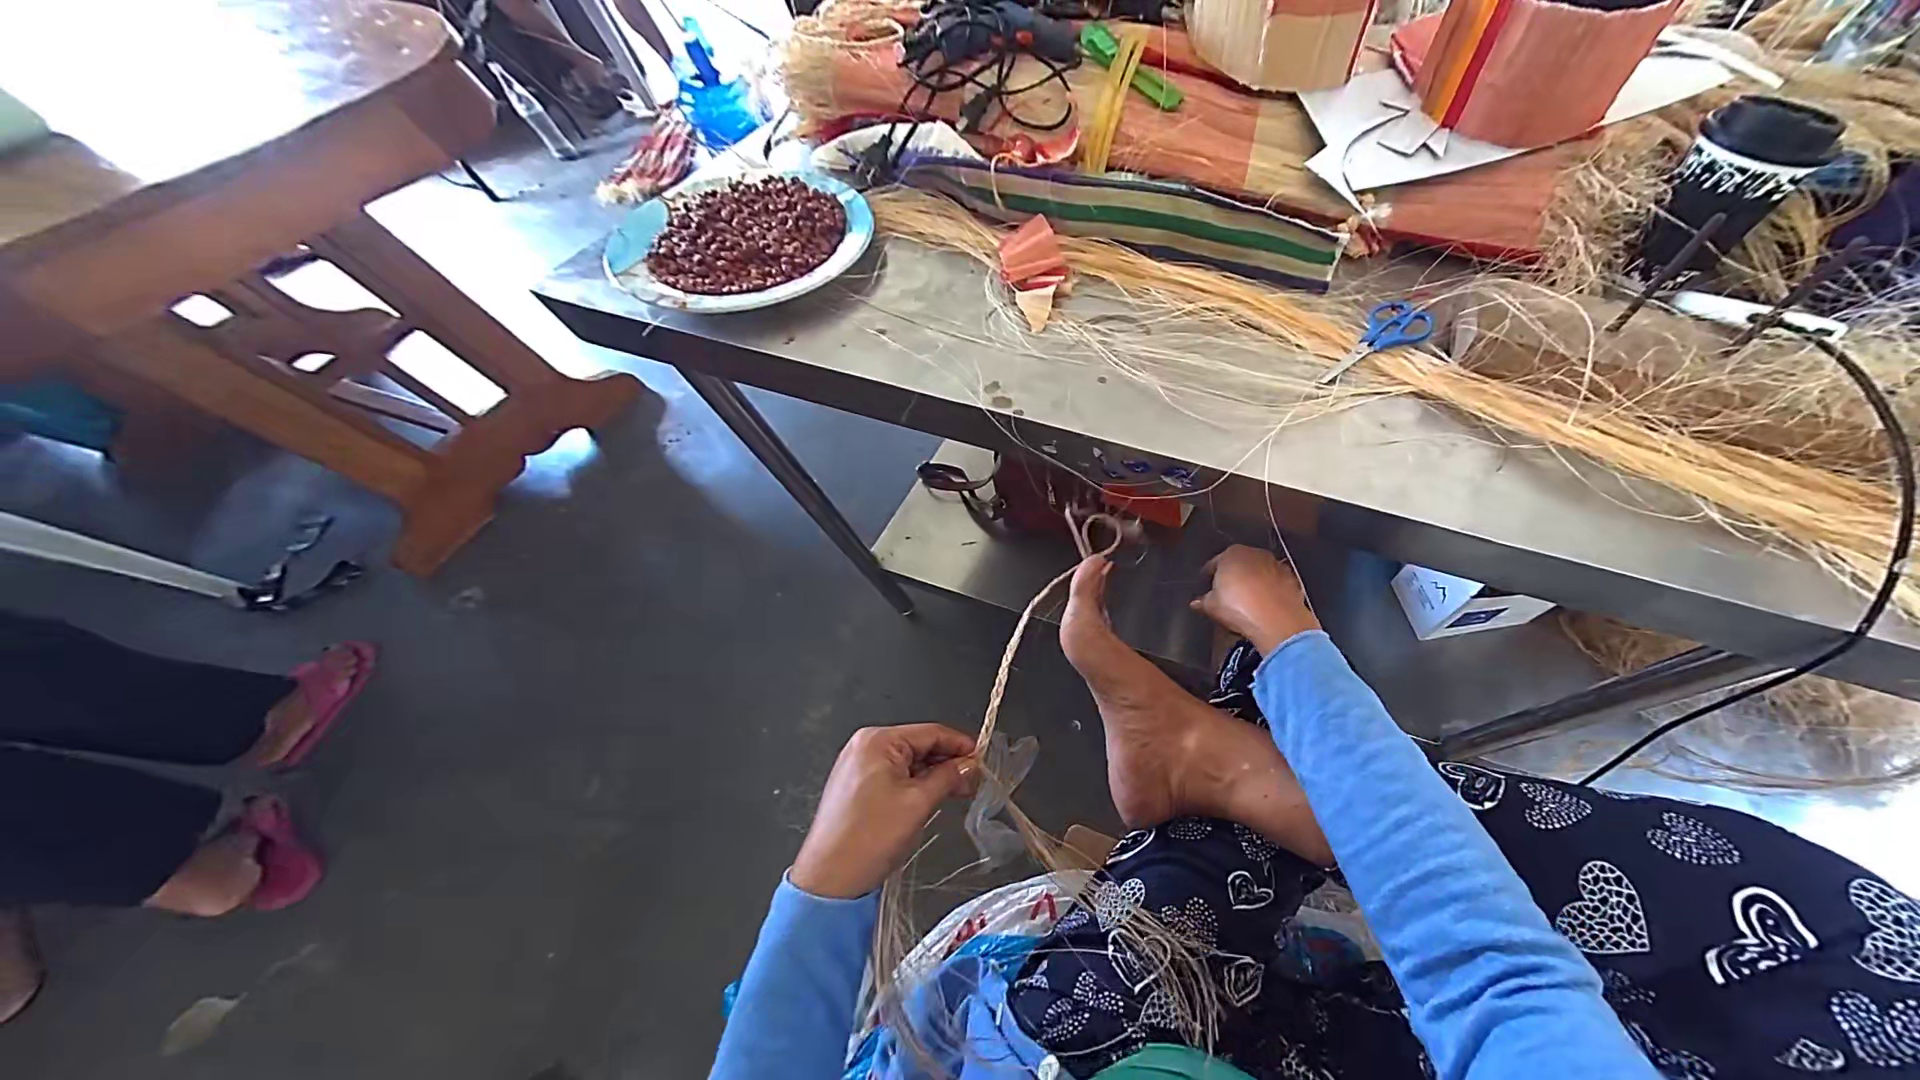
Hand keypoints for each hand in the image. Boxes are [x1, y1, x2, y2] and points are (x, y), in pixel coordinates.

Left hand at [790, 724, 979, 898]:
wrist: (830, 880)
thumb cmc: (868, 839)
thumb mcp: (918, 803)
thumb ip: (948, 777)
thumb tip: (968, 766)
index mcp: (877, 741)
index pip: (929, 732)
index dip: (960, 744)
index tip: (981, 758)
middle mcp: (864, 746)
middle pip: (918, 744)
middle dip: (947, 762)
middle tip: (973, 780)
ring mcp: (858, 764)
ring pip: (907, 761)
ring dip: (932, 775)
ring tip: (956, 792)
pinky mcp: (856, 784)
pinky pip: (894, 774)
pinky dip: (914, 784)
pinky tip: (932, 797)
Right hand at [1191, 545, 1319, 654]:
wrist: (1278, 620)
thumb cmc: (1237, 607)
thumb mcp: (1211, 606)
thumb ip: (1203, 601)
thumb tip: (1196, 602)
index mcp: (1231, 554)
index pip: (1215, 562)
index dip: (1209, 575)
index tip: (1206, 585)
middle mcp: (1255, 553)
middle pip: (1239, 563)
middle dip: (1233, 575)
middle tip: (1226, 593)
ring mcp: (1276, 565)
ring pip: (1259, 571)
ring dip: (1253, 581)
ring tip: (1246, 600)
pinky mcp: (1293, 580)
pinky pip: (1274, 583)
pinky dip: (1269, 590)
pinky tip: (1264, 605)